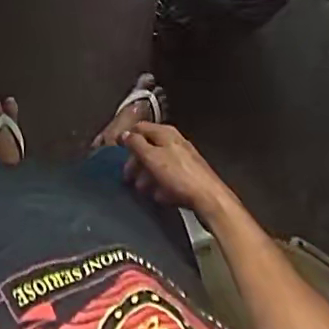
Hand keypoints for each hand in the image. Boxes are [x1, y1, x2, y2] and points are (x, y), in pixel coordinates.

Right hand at [121, 122, 235, 218]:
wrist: (211, 201)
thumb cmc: (179, 176)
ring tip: (142, 188)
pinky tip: (159, 196)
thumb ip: (136, 144)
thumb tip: (124, 134)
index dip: (127, 137)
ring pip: (160, 163)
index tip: (117, 149)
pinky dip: (162, 184)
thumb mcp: (152, 157)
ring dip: (148, 175)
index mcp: (166, 133)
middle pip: (149, 147)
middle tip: (128, 176)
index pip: (140, 128)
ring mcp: (185, 159)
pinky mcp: (192, 176)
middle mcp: (176, 142)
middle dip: (137, 161)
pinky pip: (171, 177)